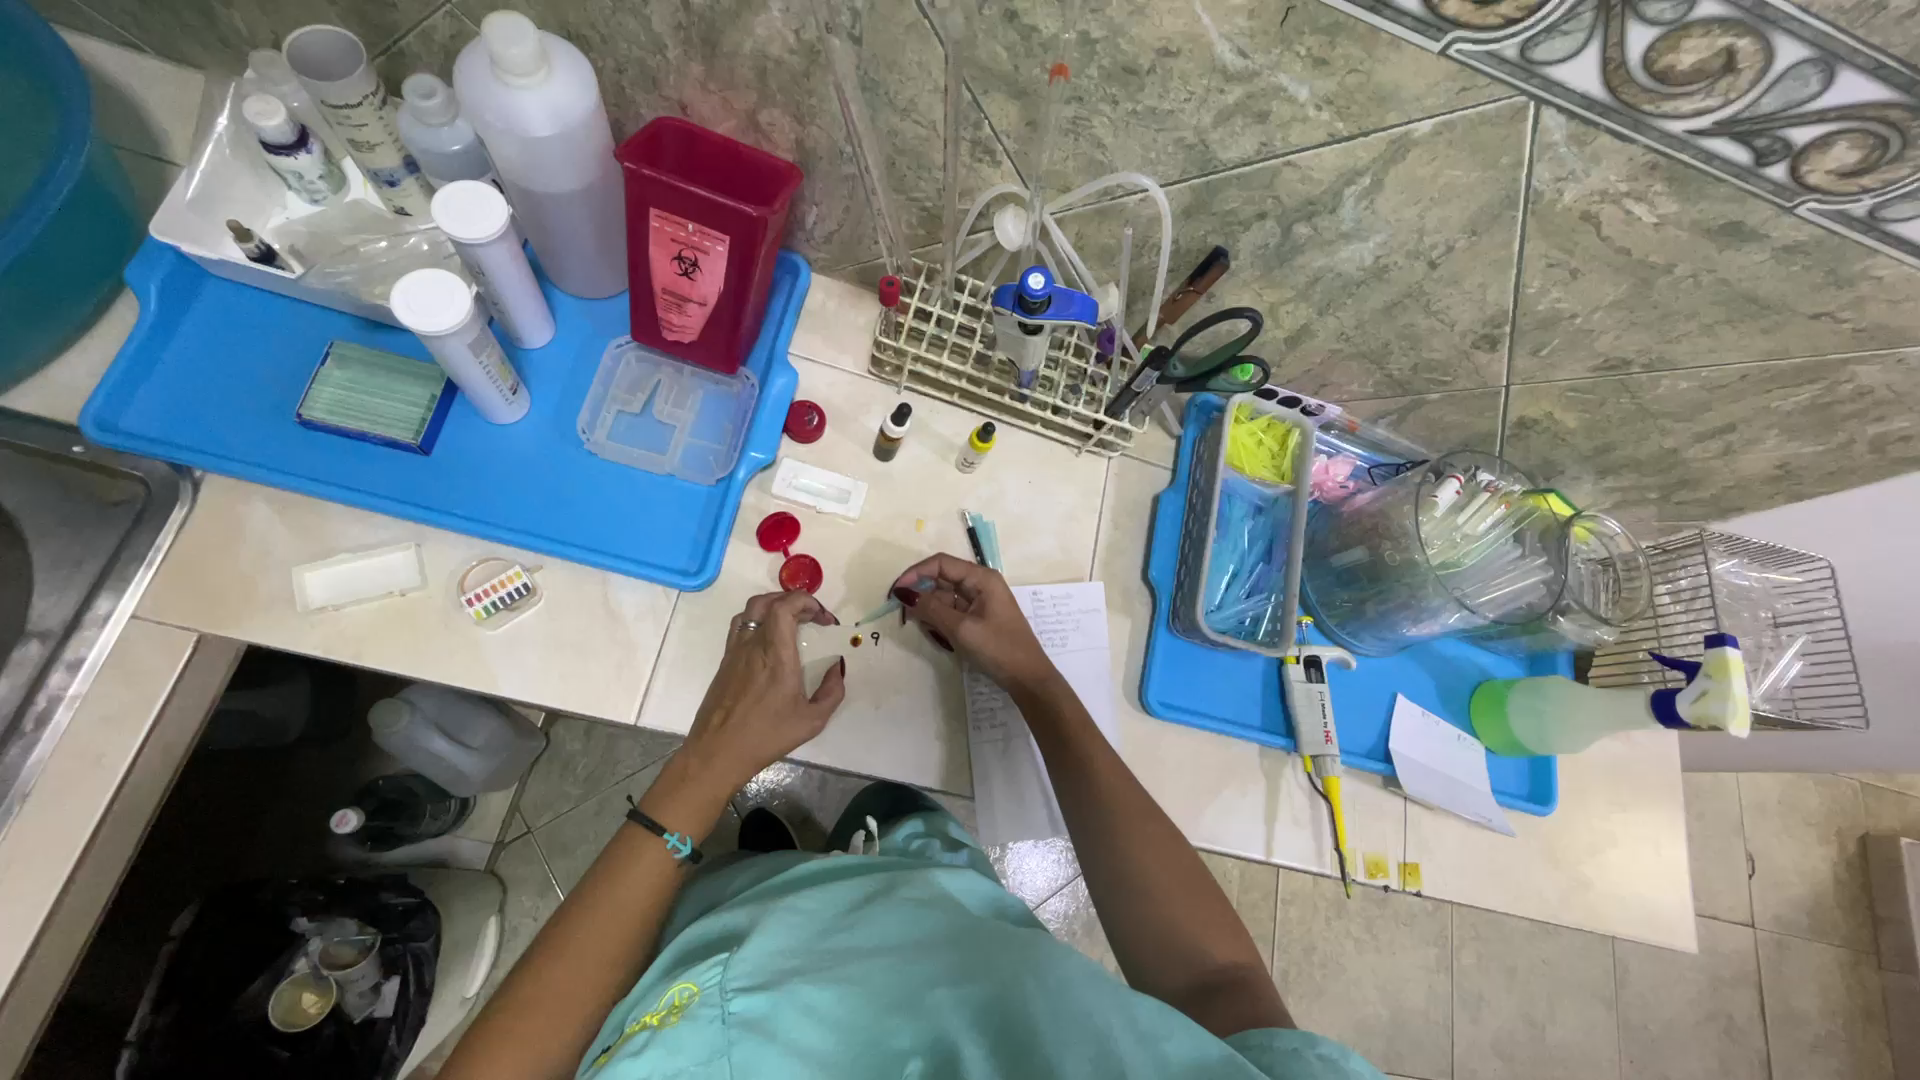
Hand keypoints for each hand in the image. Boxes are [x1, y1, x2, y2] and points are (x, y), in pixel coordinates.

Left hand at [679, 590, 846, 792]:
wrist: (718, 752)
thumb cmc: (766, 736)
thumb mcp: (812, 720)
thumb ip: (831, 691)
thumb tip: (836, 668)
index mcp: (775, 654)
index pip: (784, 607)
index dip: (807, 602)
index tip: (824, 620)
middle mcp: (752, 645)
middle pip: (766, 601)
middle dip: (793, 600)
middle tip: (812, 618)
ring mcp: (735, 651)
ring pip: (750, 611)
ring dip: (774, 607)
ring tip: (792, 623)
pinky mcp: (725, 662)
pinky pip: (741, 627)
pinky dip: (759, 622)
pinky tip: (771, 642)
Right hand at [891, 554, 1059, 694]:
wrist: (1028, 678)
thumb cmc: (998, 649)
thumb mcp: (961, 629)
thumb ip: (930, 609)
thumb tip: (902, 592)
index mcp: (982, 578)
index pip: (941, 563)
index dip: (916, 574)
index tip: (896, 592)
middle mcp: (980, 584)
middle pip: (941, 579)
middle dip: (921, 593)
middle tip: (903, 613)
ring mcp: (980, 601)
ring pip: (944, 597)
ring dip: (929, 609)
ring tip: (922, 627)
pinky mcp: (978, 618)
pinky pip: (952, 611)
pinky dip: (939, 619)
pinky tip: (936, 633)